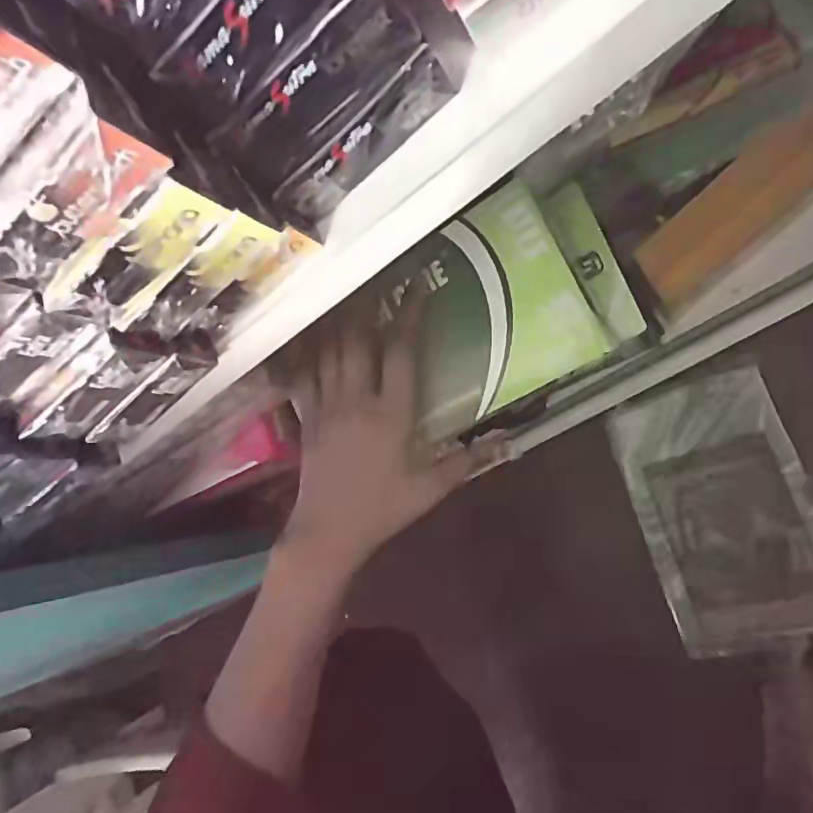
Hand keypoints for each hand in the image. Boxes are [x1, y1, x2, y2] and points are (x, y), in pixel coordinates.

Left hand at [278, 309, 500, 586]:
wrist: (328, 532)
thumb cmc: (383, 509)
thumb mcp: (432, 488)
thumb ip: (468, 460)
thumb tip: (508, 442)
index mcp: (391, 413)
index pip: (401, 352)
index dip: (410, 316)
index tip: (418, 288)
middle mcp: (357, 400)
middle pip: (358, 339)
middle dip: (369, 305)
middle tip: (380, 280)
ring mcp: (327, 406)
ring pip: (328, 350)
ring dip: (339, 321)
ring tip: (350, 297)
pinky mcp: (307, 417)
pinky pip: (304, 373)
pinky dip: (308, 350)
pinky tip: (311, 335)